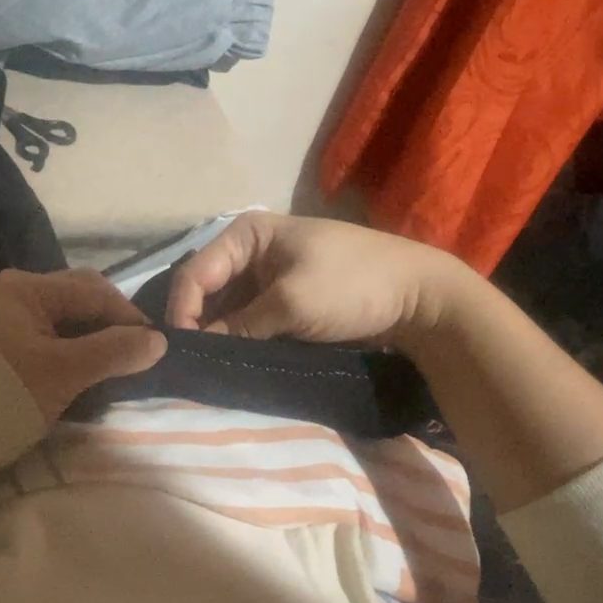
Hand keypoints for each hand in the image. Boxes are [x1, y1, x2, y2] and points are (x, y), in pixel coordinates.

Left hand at [0, 269, 167, 421]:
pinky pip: (42, 341)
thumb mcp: (63, 372)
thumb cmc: (1, 393)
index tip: (152, 352)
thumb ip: (112, 352)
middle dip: (108, 330)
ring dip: (88, 345)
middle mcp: (12, 294)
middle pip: (77, 302)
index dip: (128, 318)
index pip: (94, 290)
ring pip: (61, 324)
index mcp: (27, 288)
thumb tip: (157, 340)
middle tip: (131, 363)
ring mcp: (0, 320)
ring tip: (108, 375)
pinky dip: (66, 356)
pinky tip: (76, 379)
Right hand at [165, 212, 475, 349]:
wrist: (420, 299)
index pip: (194, 273)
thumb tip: (199, 353)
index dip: (183, 312)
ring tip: (208, 369)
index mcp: (246, 234)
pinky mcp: (281, 303)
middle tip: (191, 365)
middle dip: (197, 326)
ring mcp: (265, 278)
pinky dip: (238, 341)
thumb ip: (240, 327)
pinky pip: (246, 322)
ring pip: (224, 310)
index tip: (182, 351)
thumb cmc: (353, 285)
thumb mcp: (291, 303)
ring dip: (217, 337)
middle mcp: (249, 252)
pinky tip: (232, 363)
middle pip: (205, 291)